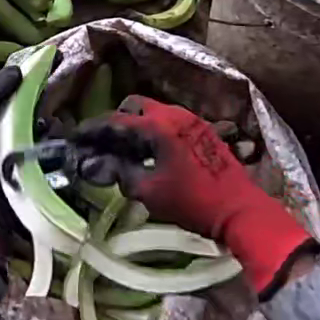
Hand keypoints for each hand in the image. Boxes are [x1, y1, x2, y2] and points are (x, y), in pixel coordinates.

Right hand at [102, 96, 317, 298]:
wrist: (243, 212)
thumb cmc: (194, 202)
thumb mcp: (149, 192)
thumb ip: (118, 174)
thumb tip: (91, 166)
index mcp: (158, 125)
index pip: (115, 121)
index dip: (92, 130)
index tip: (76, 138)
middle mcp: (173, 114)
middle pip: (134, 107)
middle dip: (116, 121)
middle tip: (103, 143)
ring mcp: (191, 120)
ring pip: (153, 113)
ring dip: (137, 126)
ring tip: (126, 150)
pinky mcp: (203, 131)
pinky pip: (170, 122)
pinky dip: (154, 132)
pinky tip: (152, 154)